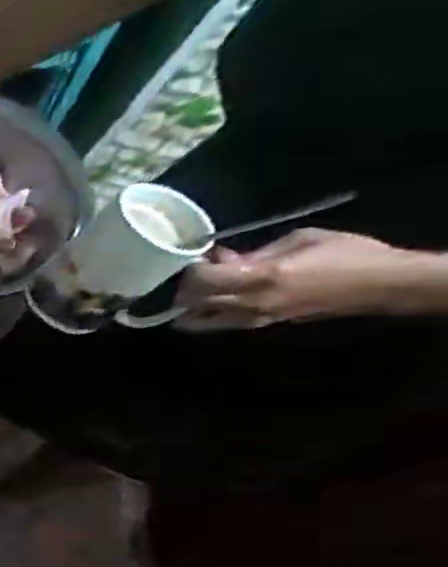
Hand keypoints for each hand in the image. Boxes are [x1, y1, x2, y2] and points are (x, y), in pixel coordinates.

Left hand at [175, 228, 423, 330]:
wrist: (379, 285)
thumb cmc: (347, 254)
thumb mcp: (301, 240)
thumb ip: (253, 252)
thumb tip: (221, 257)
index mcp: (260, 277)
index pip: (201, 280)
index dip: (193, 269)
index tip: (199, 259)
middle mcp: (247, 302)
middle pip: (188, 303)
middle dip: (186, 288)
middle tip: (200, 274)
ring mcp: (249, 318)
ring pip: (194, 321)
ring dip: (190, 305)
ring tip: (206, 288)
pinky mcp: (255, 326)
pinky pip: (214, 324)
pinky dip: (205, 313)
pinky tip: (220, 298)